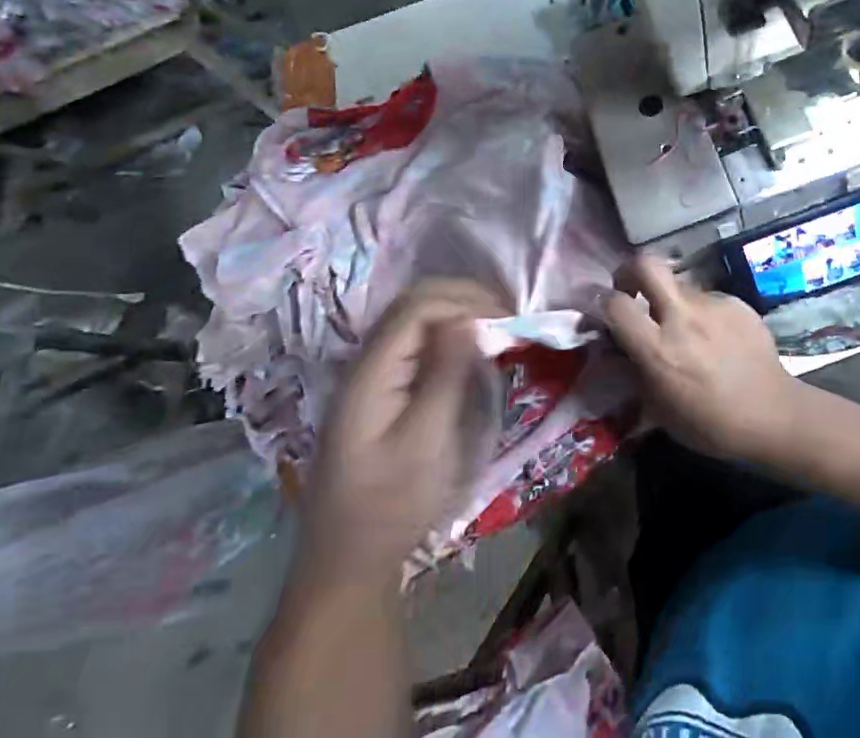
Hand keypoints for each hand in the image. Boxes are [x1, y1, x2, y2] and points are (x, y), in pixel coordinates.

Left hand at [298, 280, 505, 584]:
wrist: (349, 560)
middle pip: (413, 305)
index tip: (510, 319)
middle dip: (465, 298)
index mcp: (370, 372)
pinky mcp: (381, 394)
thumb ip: (446, 374)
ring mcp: (370, 379)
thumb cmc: (392, 504)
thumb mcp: (427, 440)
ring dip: (459, 313)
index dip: (467, 300)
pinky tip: (473, 352)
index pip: (418, 307)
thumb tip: (470, 318)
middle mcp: (365, 364)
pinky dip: (450, 336)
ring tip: (499, 328)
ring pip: (415, 321)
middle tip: (510, 318)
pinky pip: (417, 345)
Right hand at [603, 254, 800, 463]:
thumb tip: (619, 347)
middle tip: (632, 289)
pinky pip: (709, 299)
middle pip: (648, 265)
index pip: (615, 304)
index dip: (602, 301)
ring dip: (672, 300)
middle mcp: (683, 318)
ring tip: (685, 329)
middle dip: (631, 270)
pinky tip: (715, 337)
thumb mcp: (658, 408)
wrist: (771, 414)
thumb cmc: (709, 424)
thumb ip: (635, 370)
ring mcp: (714, 306)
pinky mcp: (738, 303)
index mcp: (658, 349)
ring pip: (681, 285)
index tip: (603, 308)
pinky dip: (702, 312)